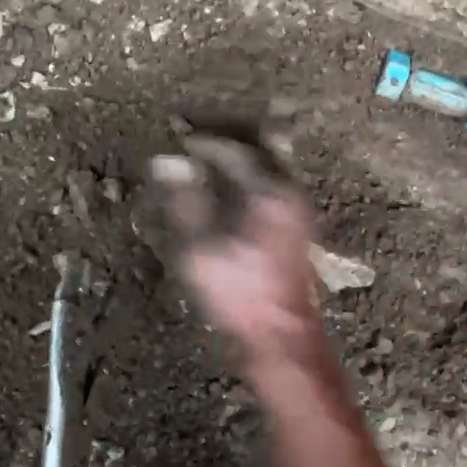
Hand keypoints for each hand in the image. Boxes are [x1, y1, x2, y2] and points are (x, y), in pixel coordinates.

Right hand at [151, 135, 320, 364]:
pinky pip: (274, 174)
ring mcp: (297, 202)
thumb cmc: (240, 294)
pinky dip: (251, 168)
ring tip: (209, 152)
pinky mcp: (298, 217)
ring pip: (268, 158)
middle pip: (257, 143)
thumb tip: (168, 162)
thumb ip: (186, 200)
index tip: (180, 137)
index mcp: (267, 191)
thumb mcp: (202, 248)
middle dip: (224, 136)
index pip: (233, 148)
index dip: (203, 139)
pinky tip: (231, 179)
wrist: (282, 331)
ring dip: (238, 151)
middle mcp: (288, 189)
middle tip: (196, 135)